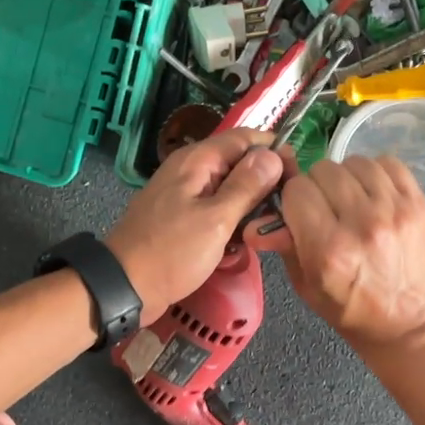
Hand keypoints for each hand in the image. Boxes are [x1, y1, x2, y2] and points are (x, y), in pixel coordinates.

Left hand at [106, 128, 285, 321]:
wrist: (125, 287)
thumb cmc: (171, 252)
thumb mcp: (216, 219)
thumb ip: (246, 186)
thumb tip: (274, 154)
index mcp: (197, 161)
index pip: (246, 138)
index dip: (275, 152)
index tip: (298, 177)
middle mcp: (191, 170)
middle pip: (239, 163)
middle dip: (265, 183)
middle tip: (287, 211)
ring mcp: (186, 195)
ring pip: (230, 190)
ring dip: (250, 207)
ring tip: (270, 228)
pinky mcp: (184, 219)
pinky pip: (217, 211)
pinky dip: (233, 223)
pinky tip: (245, 243)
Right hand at [272, 156, 424, 348]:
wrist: (409, 324)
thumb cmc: (349, 309)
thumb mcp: (306, 285)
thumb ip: (284, 245)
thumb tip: (256, 223)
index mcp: (328, 249)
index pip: (296, 190)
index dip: (293, 200)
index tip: (300, 215)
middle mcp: (361, 224)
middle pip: (323, 170)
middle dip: (317, 187)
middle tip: (325, 210)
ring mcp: (395, 211)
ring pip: (354, 162)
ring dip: (346, 178)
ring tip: (350, 201)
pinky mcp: (419, 203)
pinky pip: (388, 163)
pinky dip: (375, 174)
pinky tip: (373, 195)